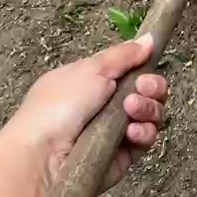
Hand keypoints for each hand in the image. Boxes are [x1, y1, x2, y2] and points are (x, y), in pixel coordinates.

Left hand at [0, 35, 169, 191]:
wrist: (44, 156)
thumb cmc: (60, 105)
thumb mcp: (90, 69)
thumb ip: (124, 55)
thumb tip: (150, 39)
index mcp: (92, 82)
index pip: (130, 70)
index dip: (143, 66)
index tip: (146, 64)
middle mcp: (106, 105)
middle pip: (148, 90)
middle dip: (152, 86)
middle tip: (141, 88)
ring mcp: (117, 130)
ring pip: (152, 113)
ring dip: (148, 107)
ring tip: (131, 109)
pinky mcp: (125, 155)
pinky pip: (147, 138)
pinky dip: (144, 133)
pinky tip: (131, 132)